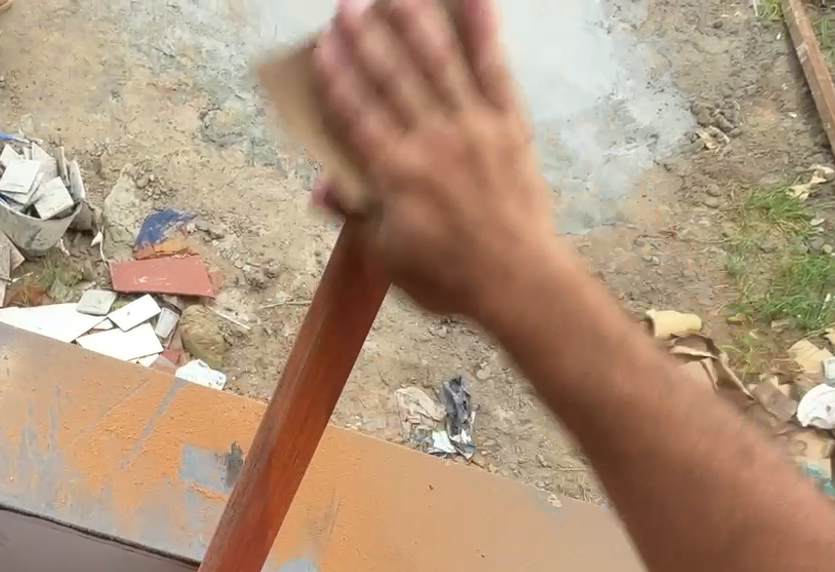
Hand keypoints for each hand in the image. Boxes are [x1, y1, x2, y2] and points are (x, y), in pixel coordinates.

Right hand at [312, 0, 562, 321]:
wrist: (515, 281)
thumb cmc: (446, 278)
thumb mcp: (388, 258)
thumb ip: (355, 216)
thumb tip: (319, 188)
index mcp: (396, 175)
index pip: (357, 116)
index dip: (337, 80)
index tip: (320, 48)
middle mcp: (430, 139)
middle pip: (392, 78)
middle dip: (366, 38)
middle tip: (347, 6)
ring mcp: (472, 126)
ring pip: (438, 61)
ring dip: (412, 21)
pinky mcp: (508, 123)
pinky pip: (494, 68)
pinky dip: (483, 29)